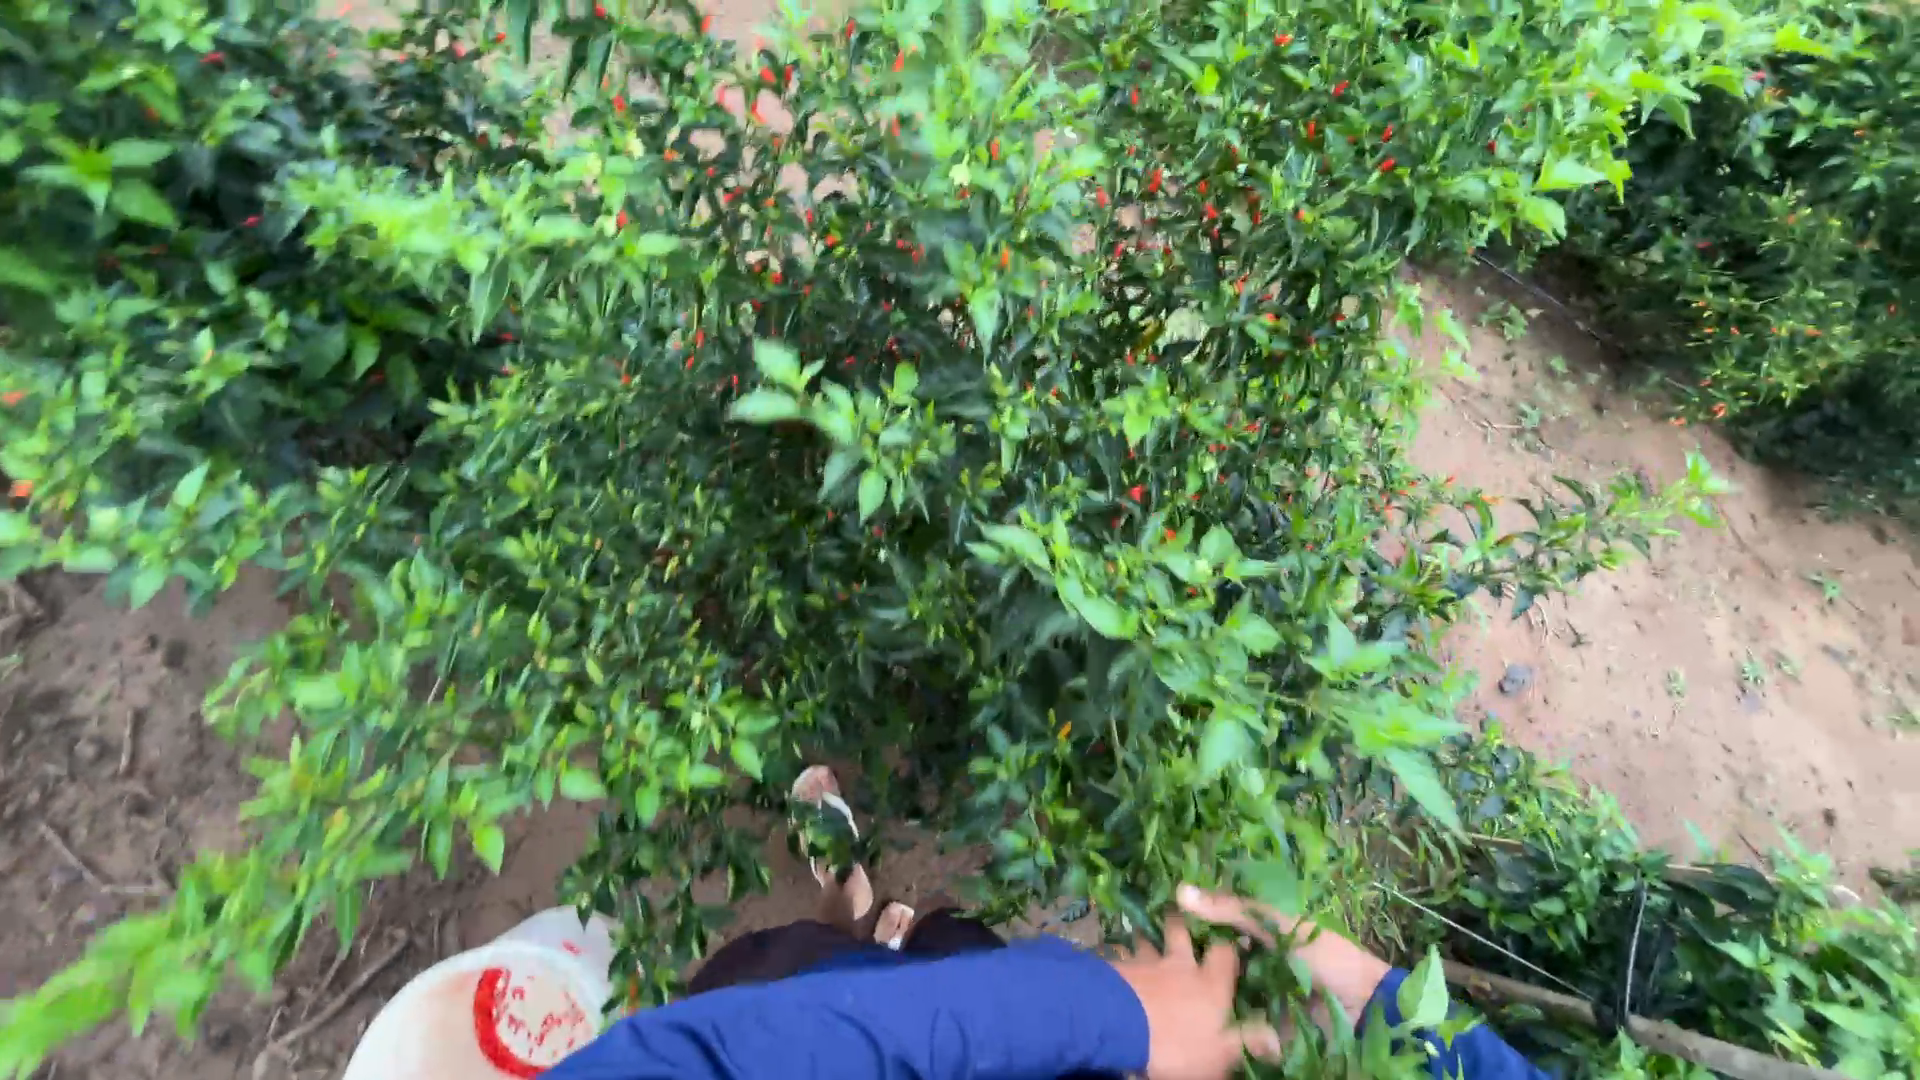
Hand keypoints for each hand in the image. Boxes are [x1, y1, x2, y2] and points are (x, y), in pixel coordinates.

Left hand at [1108, 904, 1281, 1079]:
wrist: (1121, 1024)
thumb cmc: (1177, 1043)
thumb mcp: (1220, 1052)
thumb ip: (1247, 1040)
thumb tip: (1277, 1036)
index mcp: (1208, 984)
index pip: (1224, 955)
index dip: (1228, 946)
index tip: (1230, 938)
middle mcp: (1178, 965)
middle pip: (1179, 932)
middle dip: (1179, 922)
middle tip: (1178, 913)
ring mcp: (1145, 962)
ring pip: (1146, 940)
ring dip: (1145, 937)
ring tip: (1142, 928)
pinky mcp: (1117, 966)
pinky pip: (1119, 953)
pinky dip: (1119, 954)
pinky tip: (1116, 953)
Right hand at [1174, 883, 1392, 1031]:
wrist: (1366, 1009)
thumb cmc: (1323, 954)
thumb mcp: (1275, 924)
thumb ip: (1230, 909)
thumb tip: (1179, 891)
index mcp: (1257, 931)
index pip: (1215, 924)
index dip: (1190, 923)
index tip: (1160, 920)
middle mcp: (1254, 960)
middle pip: (1214, 959)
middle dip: (1191, 961)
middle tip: (1160, 961)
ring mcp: (1259, 995)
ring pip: (1221, 991)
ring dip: (1203, 993)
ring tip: (1171, 991)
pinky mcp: (1265, 1028)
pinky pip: (1237, 1023)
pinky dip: (1223, 1021)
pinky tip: (1196, 1017)